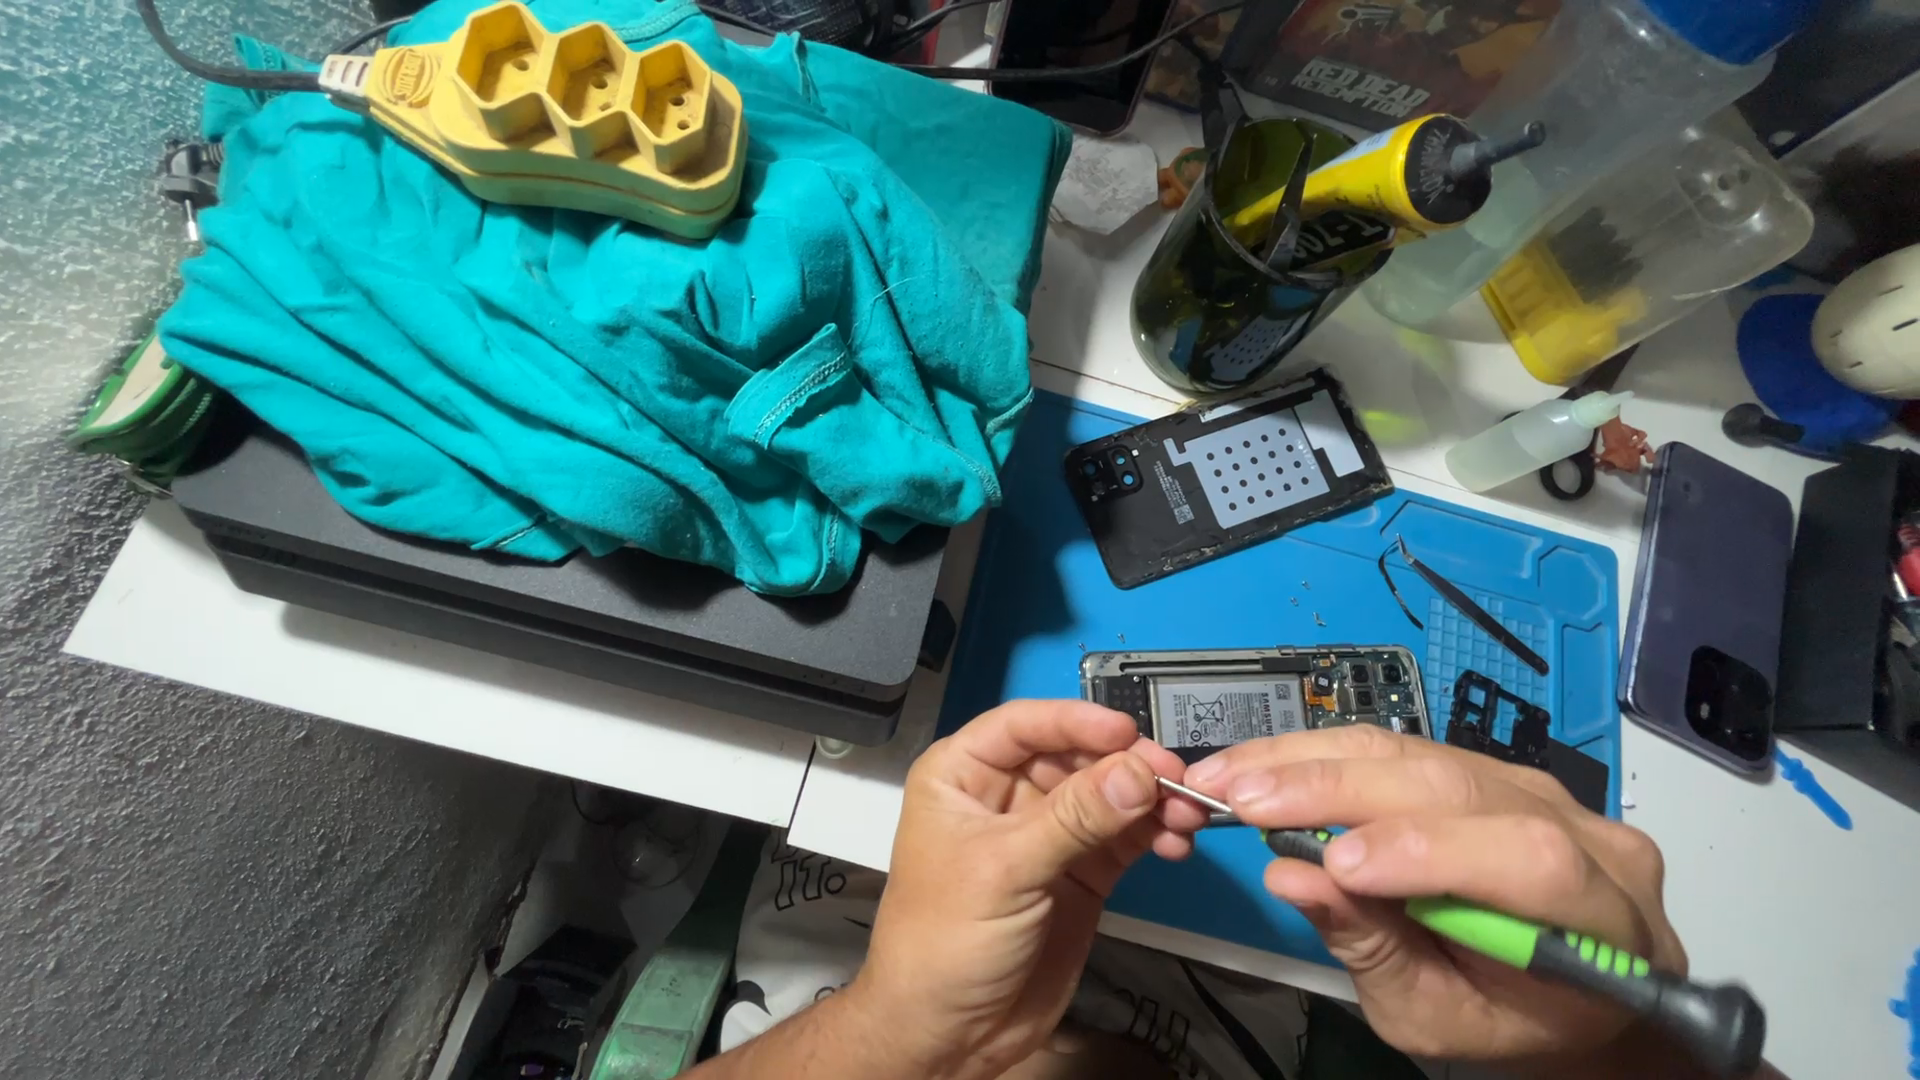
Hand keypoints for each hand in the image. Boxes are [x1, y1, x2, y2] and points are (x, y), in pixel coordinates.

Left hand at [852, 700, 1208, 1079]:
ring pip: (1105, 793)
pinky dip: (1153, 833)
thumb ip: (1074, 819)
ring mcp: (1047, 830)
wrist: (950, 1036)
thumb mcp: (1005, 870)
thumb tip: (1139, 771)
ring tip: (1188, 814)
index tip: (1126, 731)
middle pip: (1073, 755)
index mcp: (964, 773)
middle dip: (1124, 763)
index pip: (1023, 725)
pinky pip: (1122, 835)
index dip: (1074, 721)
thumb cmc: (948, 937)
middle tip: (1176, 778)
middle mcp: (1007, 790)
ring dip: (1149, 799)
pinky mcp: (1080, 868)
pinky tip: (1177, 842)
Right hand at [1183, 725, 1684, 1067]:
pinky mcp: (1469, 760)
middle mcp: (1573, 827)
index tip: (1335, 865)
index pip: (1526, 860)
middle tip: (1242, 800)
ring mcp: (1521, 782)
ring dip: (1304, 759)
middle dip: (1335, 790)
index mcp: (1600, 915)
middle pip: (1449, 784)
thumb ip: (1372, 949)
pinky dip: (1311, 752)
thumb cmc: (1504, 1017)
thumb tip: (1290, 877)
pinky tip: (1257, 764)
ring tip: (1229, 776)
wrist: (1555, 986)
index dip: (1426, 851)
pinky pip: (1386, 743)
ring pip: (1405, 750)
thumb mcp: (1436, 1016)